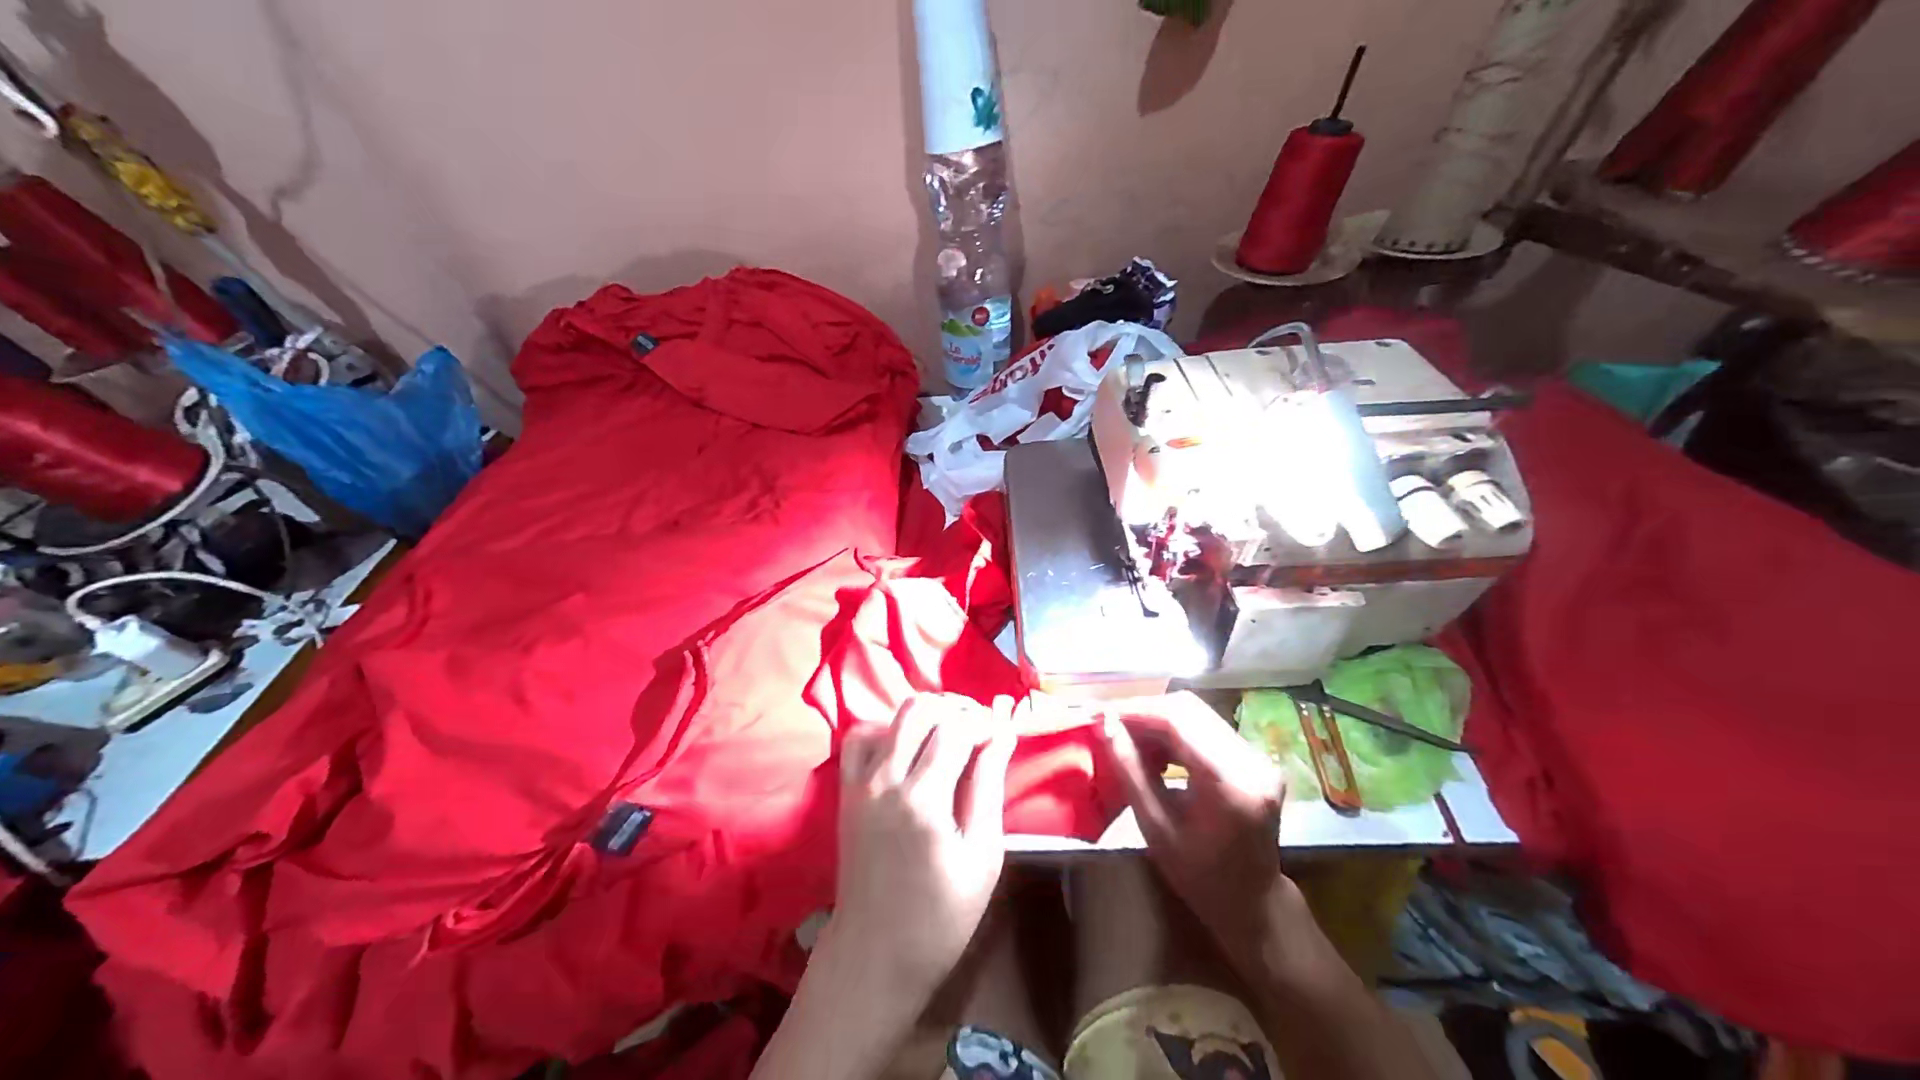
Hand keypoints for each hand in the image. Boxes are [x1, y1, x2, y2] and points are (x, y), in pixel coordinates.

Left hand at [831, 694, 1016, 996]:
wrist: (874, 953)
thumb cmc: (940, 917)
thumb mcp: (982, 858)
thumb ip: (988, 788)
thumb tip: (1001, 735)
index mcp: (923, 800)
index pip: (956, 727)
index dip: (985, 721)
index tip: (1003, 732)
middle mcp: (885, 780)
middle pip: (921, 709)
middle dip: (957, 708)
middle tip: (980, 729)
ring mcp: (859, 783)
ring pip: (890, 715)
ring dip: (925, 714)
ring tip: (950, 734)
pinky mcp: (845, 791)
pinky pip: (860, 737)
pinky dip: (887, 728)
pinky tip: (909, 747)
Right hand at [1099, 693, 1289, 963]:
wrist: (1252, 902)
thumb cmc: (1199, 876)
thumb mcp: (1155, 827)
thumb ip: (1130, 771)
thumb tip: (1104, 725)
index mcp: (1229, 782)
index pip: (1179, 720)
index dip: (1137, 710)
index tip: (1102, 714)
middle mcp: (1251, 761)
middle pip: (1190, 710)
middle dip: (1146, 711)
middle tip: (1111, 724)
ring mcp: (1258, 758)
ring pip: (1199, 714)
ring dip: (1160, 720)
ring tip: (1128, 737)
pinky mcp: (1256, 759)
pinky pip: (1209, 729)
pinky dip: (1178, 732)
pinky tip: (1156, 749)